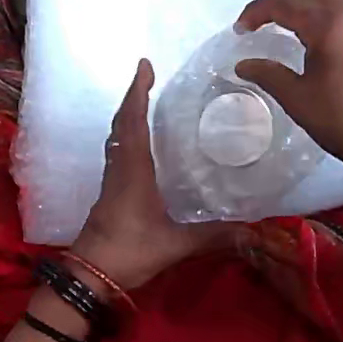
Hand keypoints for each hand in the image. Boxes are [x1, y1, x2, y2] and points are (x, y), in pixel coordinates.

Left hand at [70, 59, 232, 288]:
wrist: (89, 275)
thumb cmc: (128, 252)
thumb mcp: (175, 244)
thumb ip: (213, 235)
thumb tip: (253, 230)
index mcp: (132, 171)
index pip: (133, 122)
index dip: (138, 93)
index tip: (145, 66)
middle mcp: (119, 169)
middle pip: (121, 123)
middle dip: (133, 97)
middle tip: (147, 76)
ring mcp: (111, 181)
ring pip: (116, 137)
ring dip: (128, 115)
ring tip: (145, 100)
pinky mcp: (109, 193)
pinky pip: (117, 152)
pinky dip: (127, 135)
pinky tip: (141, 142)